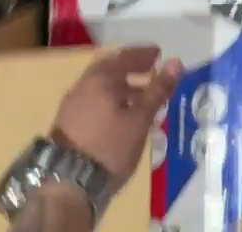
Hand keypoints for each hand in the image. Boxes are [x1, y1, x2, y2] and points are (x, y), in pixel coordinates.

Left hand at [51, 46, 182, 179]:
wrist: (66, 187)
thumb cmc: (109, 148)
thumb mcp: (140, 120)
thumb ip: (158, 90)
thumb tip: (175, 62)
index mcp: (101, 78)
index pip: (126, 56)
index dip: (144, 54)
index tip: (159, 54)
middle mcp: (83, 86)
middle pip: (110, 70)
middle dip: (131, 69)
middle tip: (149, 72)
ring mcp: (71, 106)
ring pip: (100, 88)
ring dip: (121, 88)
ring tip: (140, 99)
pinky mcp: (65, 125)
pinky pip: (92, 102)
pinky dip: (108, 102)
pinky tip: (119, 118)